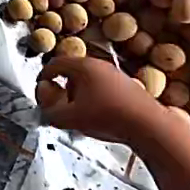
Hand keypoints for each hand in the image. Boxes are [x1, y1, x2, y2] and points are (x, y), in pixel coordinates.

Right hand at [38, 55, 169, 146]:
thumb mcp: (71, 118)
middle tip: (60, 104)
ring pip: (89, 80)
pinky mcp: (128, 86)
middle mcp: (99, 65)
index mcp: (82, 66)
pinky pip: (104, 87)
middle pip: (72, 71)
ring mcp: (115, 74)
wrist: (149, 125)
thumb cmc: (108, 117)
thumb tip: (45, 111)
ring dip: (80, 94)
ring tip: (80, 114)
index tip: (41, 88)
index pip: (55, 64)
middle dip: (63, 88)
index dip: (44, 76)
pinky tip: (100, 117)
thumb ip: (51, 113)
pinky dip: (96, 98)